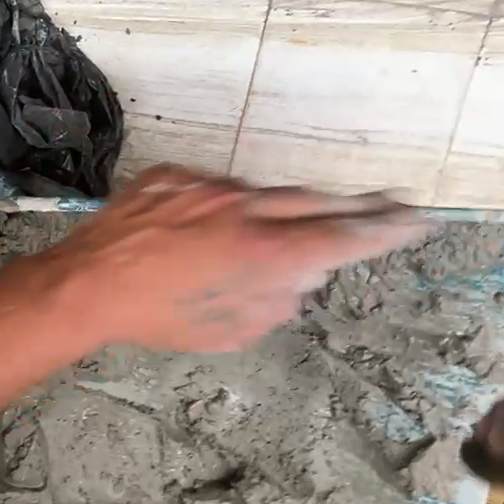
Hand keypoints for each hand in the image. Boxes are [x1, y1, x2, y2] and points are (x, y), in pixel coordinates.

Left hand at [34, 165, 428, 352]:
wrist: (87, 282)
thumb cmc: (158, 317)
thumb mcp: (229, 328)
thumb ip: (277, 300)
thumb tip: (303, 274)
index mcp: (262, 251)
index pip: (341, 236)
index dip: (384, 230)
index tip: (416, 220)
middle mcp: (239, 208)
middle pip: (312, 201)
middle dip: (354, 206)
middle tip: (389, 203)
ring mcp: (202, 186)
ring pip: (256, 193)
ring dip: (275, 209)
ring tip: (287, 223)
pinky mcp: (169, 175)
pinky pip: (208, 188)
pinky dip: (219, 205)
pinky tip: (207, 225)